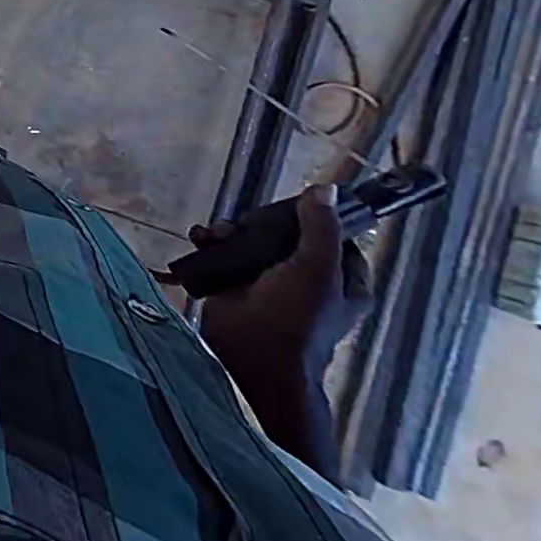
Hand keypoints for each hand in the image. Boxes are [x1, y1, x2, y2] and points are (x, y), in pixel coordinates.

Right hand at [188, 183, 369, 480]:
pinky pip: (221, 254)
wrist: (251, 351)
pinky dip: (209, 244)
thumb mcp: (315, 268)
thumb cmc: (295, 313)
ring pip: (248, 242)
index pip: (332, 237)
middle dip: (257, 225)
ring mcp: (267, 281)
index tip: (286, 210)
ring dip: (227, 232)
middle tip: (241, 225)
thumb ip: (318, 229)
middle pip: (282, 235)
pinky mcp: (233, 283)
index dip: (311, 220)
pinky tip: (199, 241)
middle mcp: (306, 278)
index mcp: (341, 280)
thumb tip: (324, 189)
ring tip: (213, 234)